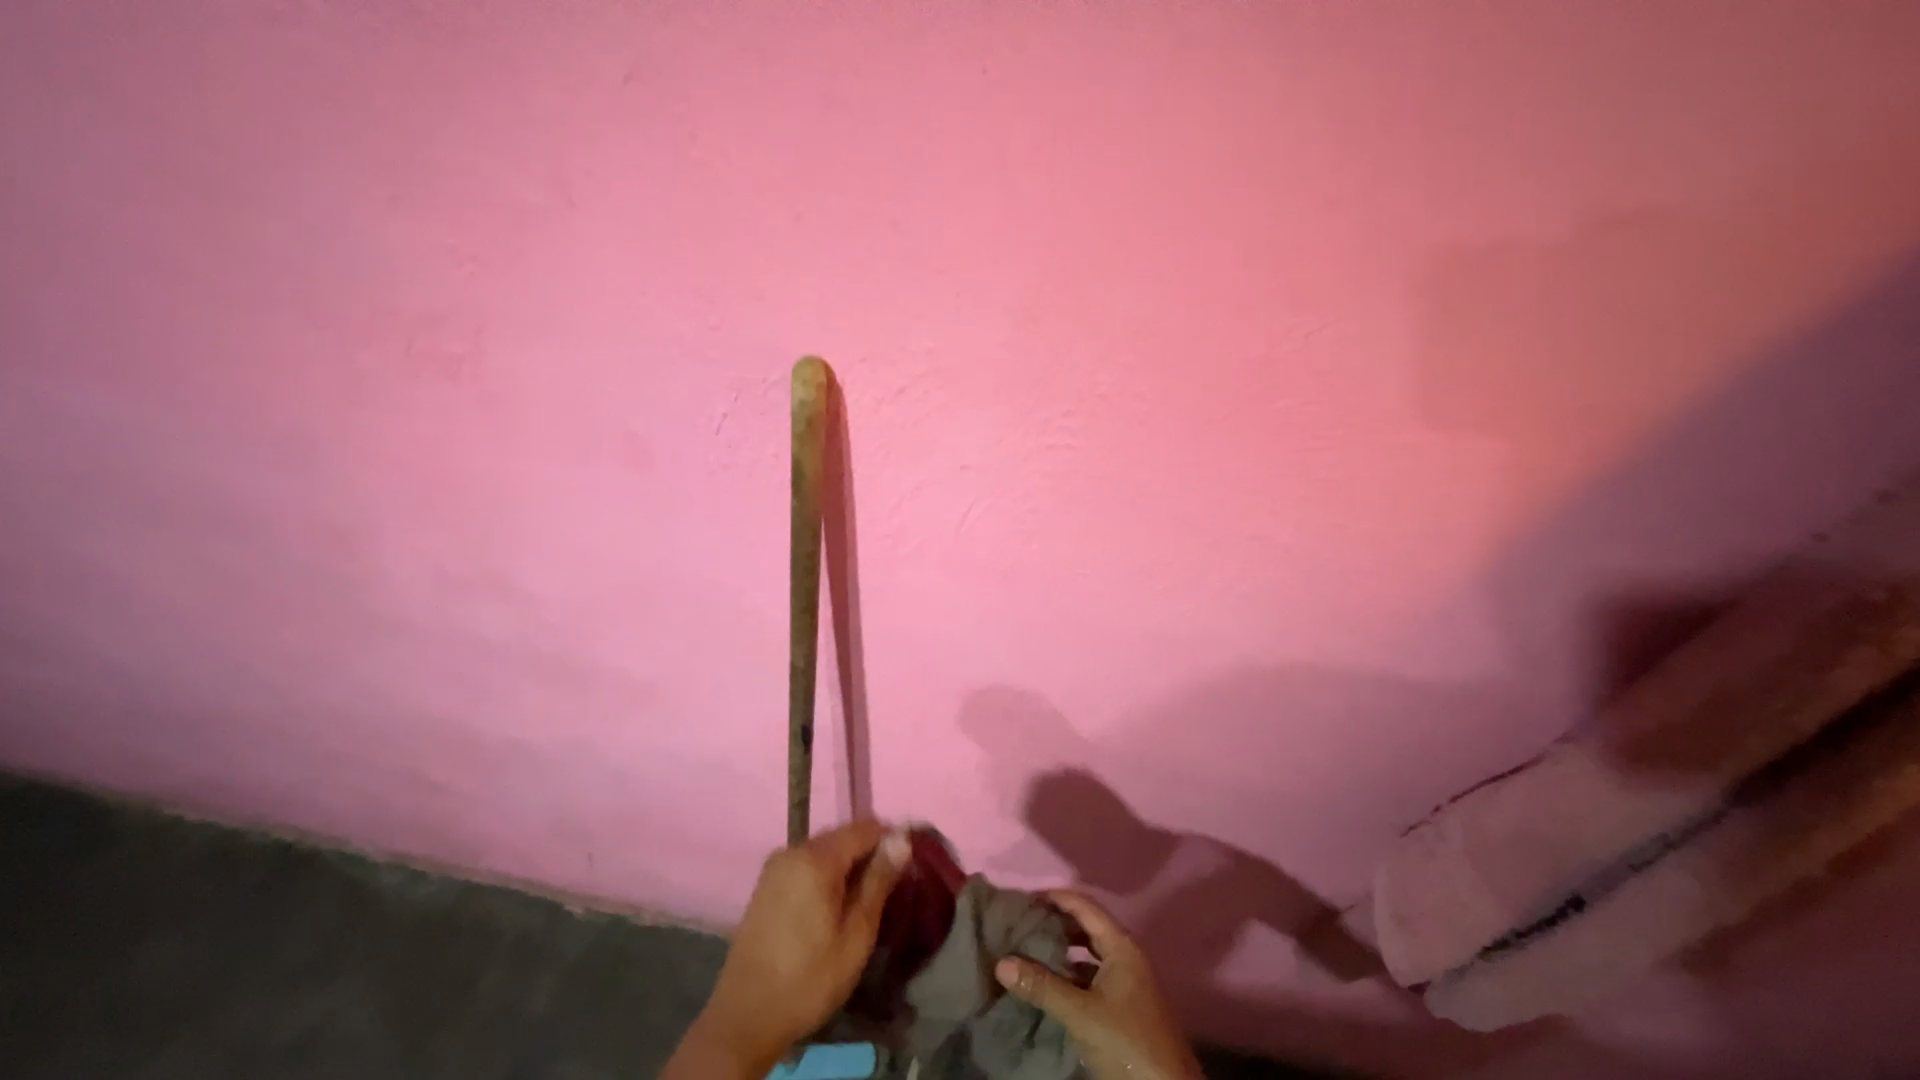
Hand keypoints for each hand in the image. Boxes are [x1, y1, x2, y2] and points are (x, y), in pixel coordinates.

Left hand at [667, 822, 909, 1078]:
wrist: (746, 1017)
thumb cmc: (810, 979)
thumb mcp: (857, 934)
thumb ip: (879, 882)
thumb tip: (902, 840)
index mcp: (816, 858)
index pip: (865, 828)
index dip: (891, 841)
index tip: (908, 868)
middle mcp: (792, 851)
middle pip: (842, 837)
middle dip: (869, 855)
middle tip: (889, 890)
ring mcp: (774, 868)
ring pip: (824, 852)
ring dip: (848, 868)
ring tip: (865, 902)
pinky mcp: (766, 886)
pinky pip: (806, 866)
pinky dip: (826, 877)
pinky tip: (835, 907)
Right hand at [996, 890, 1202, 1079]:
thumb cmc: (1127, 1041)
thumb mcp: (1081, 1013)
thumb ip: (1042, 986)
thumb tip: (1001, 962)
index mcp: (1122, 948)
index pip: (1086, 907)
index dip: (1057, 898)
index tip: (1024, 898)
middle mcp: (1126, 957)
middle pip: (1087, 928)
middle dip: (1056, 923)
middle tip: (1021, 923)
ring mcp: (1126, 982)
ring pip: (1089, 955)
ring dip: (1062, 950)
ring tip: (1027, 949)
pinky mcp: (1122, 1005)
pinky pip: (1090, 977)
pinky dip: (1069, 974)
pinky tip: (1046, 983)